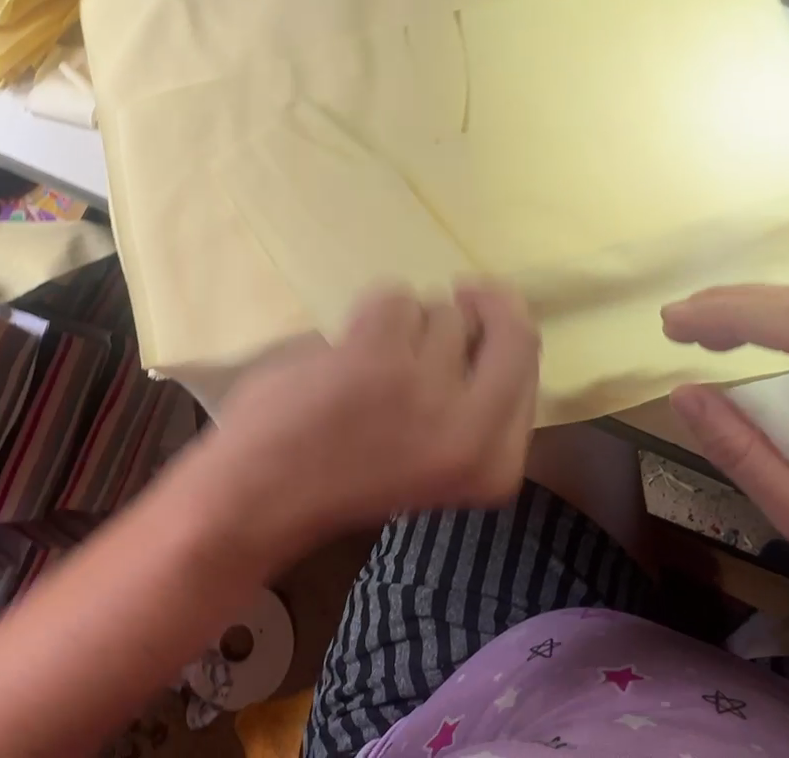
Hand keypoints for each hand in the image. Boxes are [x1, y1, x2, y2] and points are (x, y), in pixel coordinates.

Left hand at [214, 283, 541, 543]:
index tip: (482, 308)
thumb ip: (471, 405)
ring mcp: (428, 390)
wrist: (260, 497)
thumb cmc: (343, 476)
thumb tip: (485, 320)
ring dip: (406, 324)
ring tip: (369, 363)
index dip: (506, 326)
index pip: (528, 364)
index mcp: (495, 464)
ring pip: (441, 311)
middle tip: (456, 291)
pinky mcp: (378, 356)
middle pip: (507, 328)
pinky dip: (367, 314)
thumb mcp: (438, 459)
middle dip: (482, 301)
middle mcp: (475, 430)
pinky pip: (394, 299)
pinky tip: (343, 351)